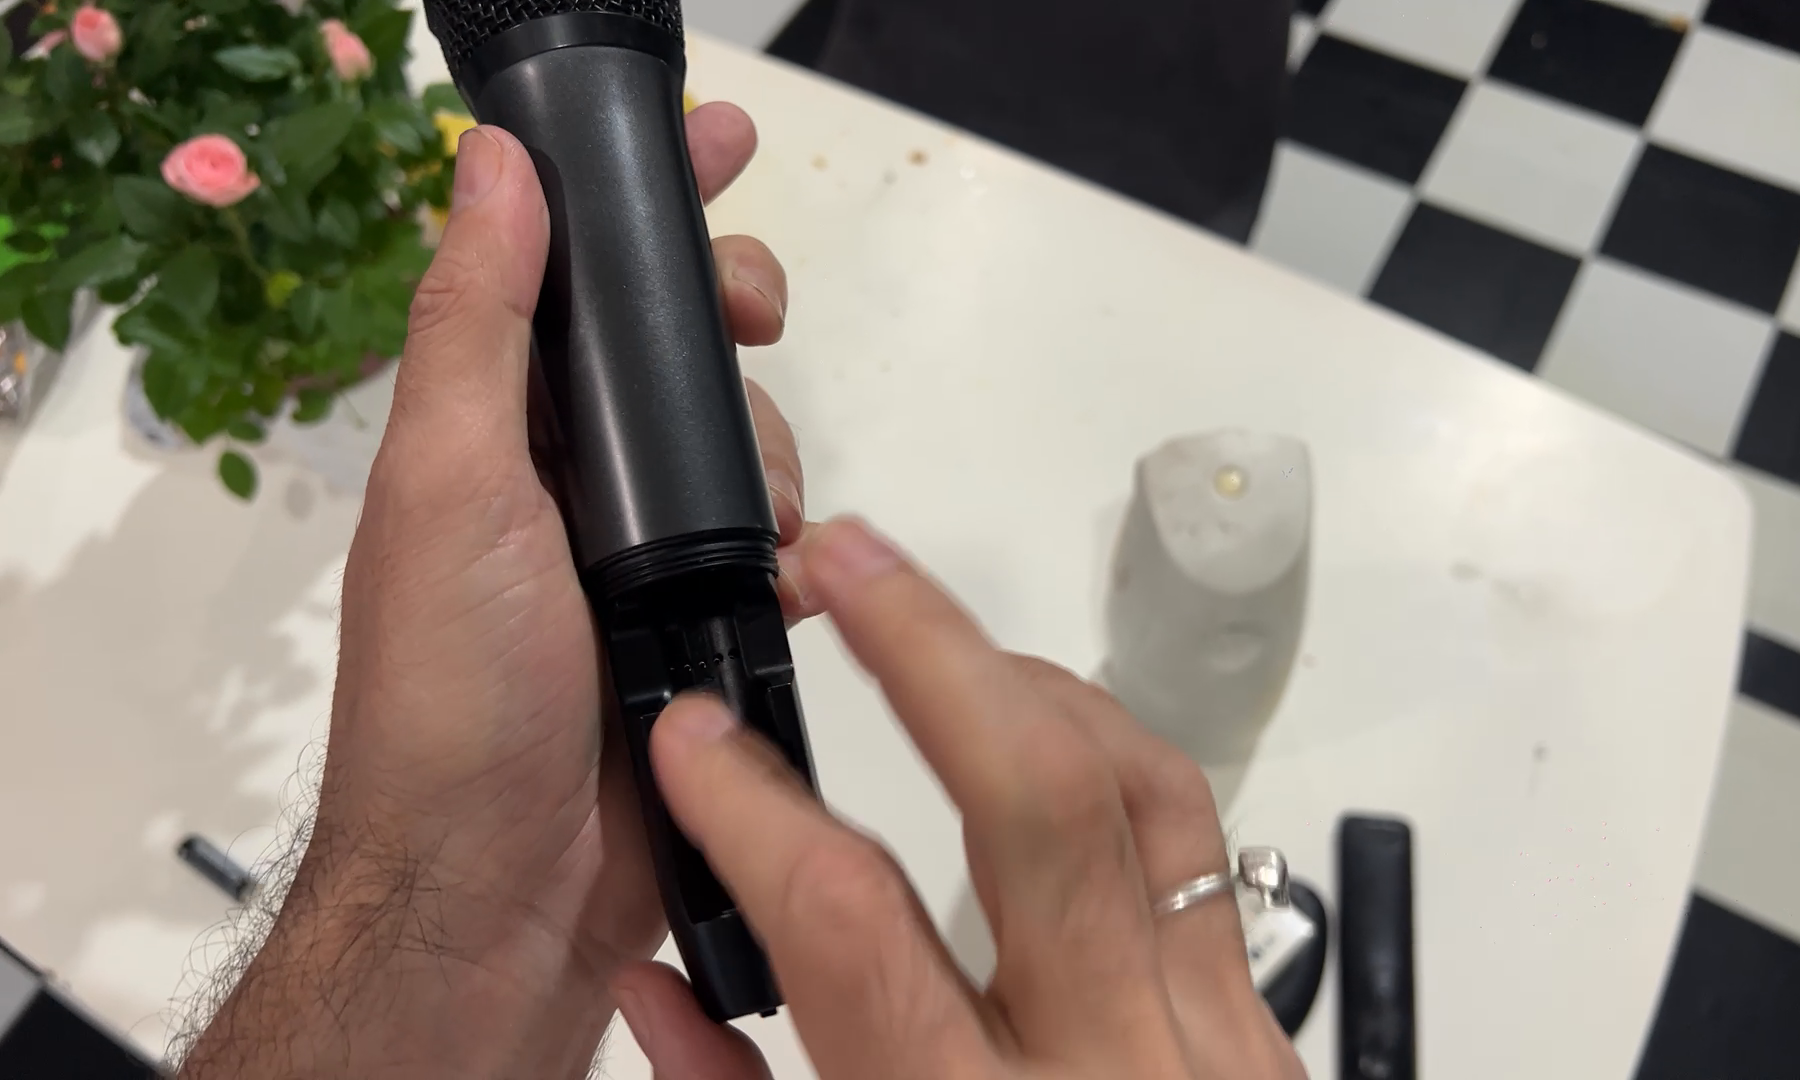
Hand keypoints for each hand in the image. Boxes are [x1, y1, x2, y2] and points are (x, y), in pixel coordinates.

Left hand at [180, 106, 814, 1077]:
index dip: (651, 207)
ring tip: (766, 522)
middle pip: (683, 359)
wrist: (518, 875)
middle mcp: (586, 479)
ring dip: (775, 457)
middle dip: (732, 324)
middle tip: (762, 324)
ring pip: (745, 453)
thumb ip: (479, 334)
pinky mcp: (706, 611)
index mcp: (516, 430)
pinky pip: (778, 548)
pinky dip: (800, 548)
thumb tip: (493, 167)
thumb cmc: (468, 685)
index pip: (585, 282)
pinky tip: (799, 572)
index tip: (724, 147)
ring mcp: (653, 547)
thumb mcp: (454, 490)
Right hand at [614, 519, 1308, 1079]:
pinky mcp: (1258, 1002)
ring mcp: (1215, 1021)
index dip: (755, 809)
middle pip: (1034, 798)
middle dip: (924, 647)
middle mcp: (1123, 1060)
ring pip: (1131, 780)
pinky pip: (1184, 817)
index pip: (856, 930)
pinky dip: (1094, 732)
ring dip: (1014, 675)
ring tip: (924, 624)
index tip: (689, 728)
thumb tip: (659, 978)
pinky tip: (1028, 711)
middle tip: (844, 557)